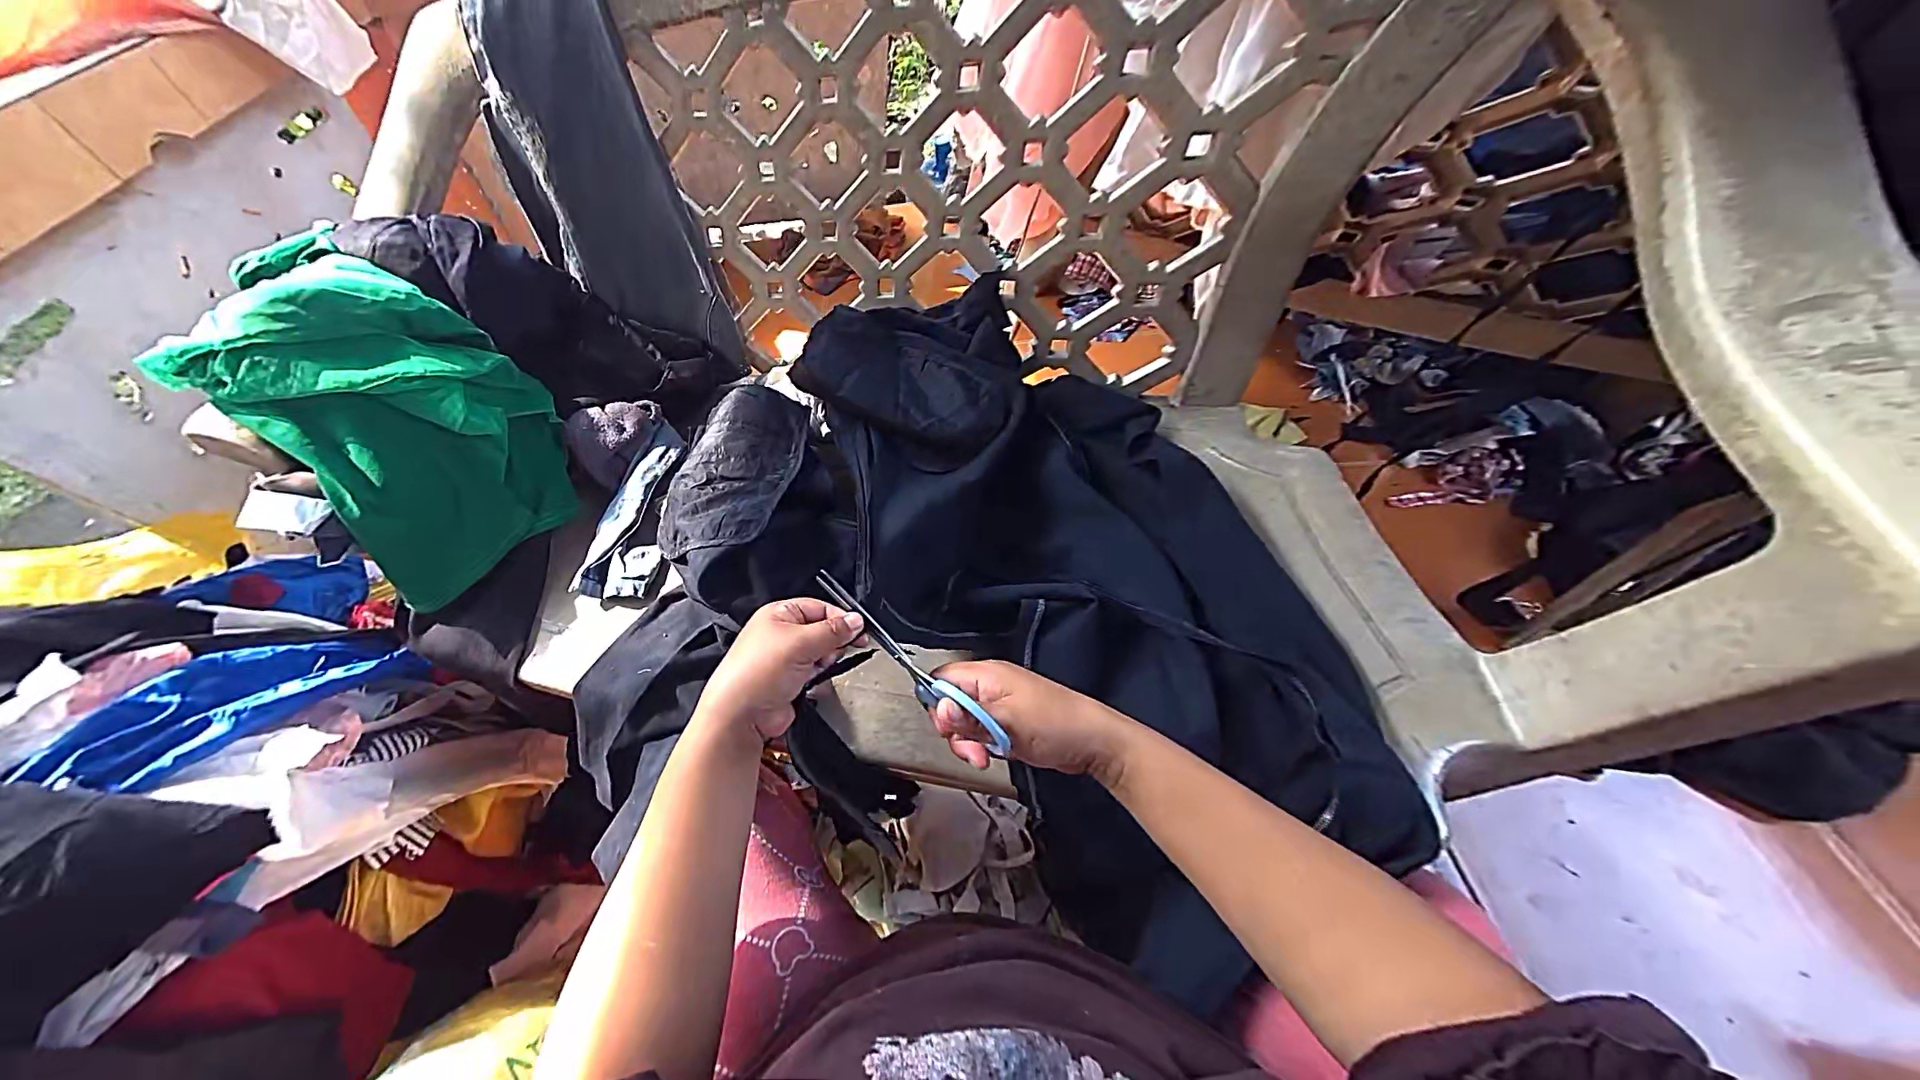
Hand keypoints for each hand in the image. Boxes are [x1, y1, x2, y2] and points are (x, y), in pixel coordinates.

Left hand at [697, 598, 864, 741]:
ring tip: (820, 666)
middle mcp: (782, 633)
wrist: (740, 714)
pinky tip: (815, 679)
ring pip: (821, 651)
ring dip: (826, 659)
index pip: (820, 607)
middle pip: (823, 629)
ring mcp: (786, 657)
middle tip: (836, 650)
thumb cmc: (756, 672)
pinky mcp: (791, 679)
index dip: (840, 618)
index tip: (858, 630)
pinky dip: (819, 675)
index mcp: (779, 613)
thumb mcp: (801, 643)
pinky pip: (815, 671)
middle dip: (833, 641)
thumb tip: (855, 621)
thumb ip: (833, 631)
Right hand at [927, 660, 1134, 784]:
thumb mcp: (1006, 721)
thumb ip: (969, 716)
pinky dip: (982, 746)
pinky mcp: (1007, 722)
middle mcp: (990, 686)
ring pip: (964, 722)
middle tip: (971, 747)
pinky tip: (994, 754)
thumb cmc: (1057, 723)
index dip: (938, 703)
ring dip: (969, 743)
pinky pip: (981, 733)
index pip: (942, 679)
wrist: (1093, 742)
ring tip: (984, 756)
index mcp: (987, 675)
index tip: (948, 727)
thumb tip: (941, 709)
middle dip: (955, 730)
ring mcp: (999, 705)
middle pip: (950, 704)